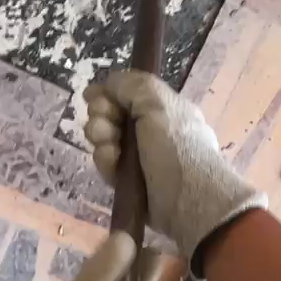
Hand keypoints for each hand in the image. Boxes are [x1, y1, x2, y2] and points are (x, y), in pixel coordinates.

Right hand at [83, 71, 266, 268]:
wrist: (187, 198)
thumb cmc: (176, 146)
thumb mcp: (158, 103)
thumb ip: (132, 85)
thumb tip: (110, 82)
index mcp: (161, 109)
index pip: (126, 94)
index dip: (106, 93)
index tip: (93, 95)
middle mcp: (149, 130)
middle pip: (110, 115)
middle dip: (101, 116)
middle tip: (105, 124)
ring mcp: (138, 157)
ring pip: (105, 140)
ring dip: (101, 138)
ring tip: (110, 145)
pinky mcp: (128, 182)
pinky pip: (108, 165)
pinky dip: (106, 162)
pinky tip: (112, 162)